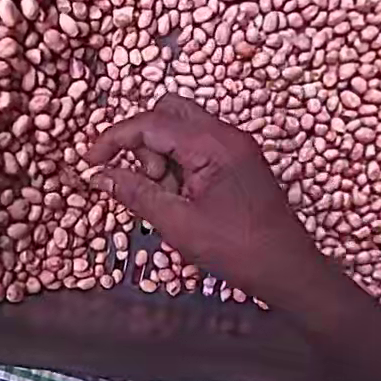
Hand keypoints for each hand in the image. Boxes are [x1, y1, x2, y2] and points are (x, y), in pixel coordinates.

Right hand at [83, 94, 347, 307]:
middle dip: (142, 142)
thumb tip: (100, 176)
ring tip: (168, 198)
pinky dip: (178, 164)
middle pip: (167, 112)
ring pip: (181, 128)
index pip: (150, 123)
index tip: (91, 162)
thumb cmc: (236, 249)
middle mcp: (226, 134)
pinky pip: (196, 146)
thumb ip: (135, 193)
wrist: (288, 268)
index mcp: (213, 145)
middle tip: (143, 181)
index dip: (113, 139)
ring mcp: (235, 145)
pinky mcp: (238, 159)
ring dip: (161, 155)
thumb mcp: (176, 223)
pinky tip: (181, 198)